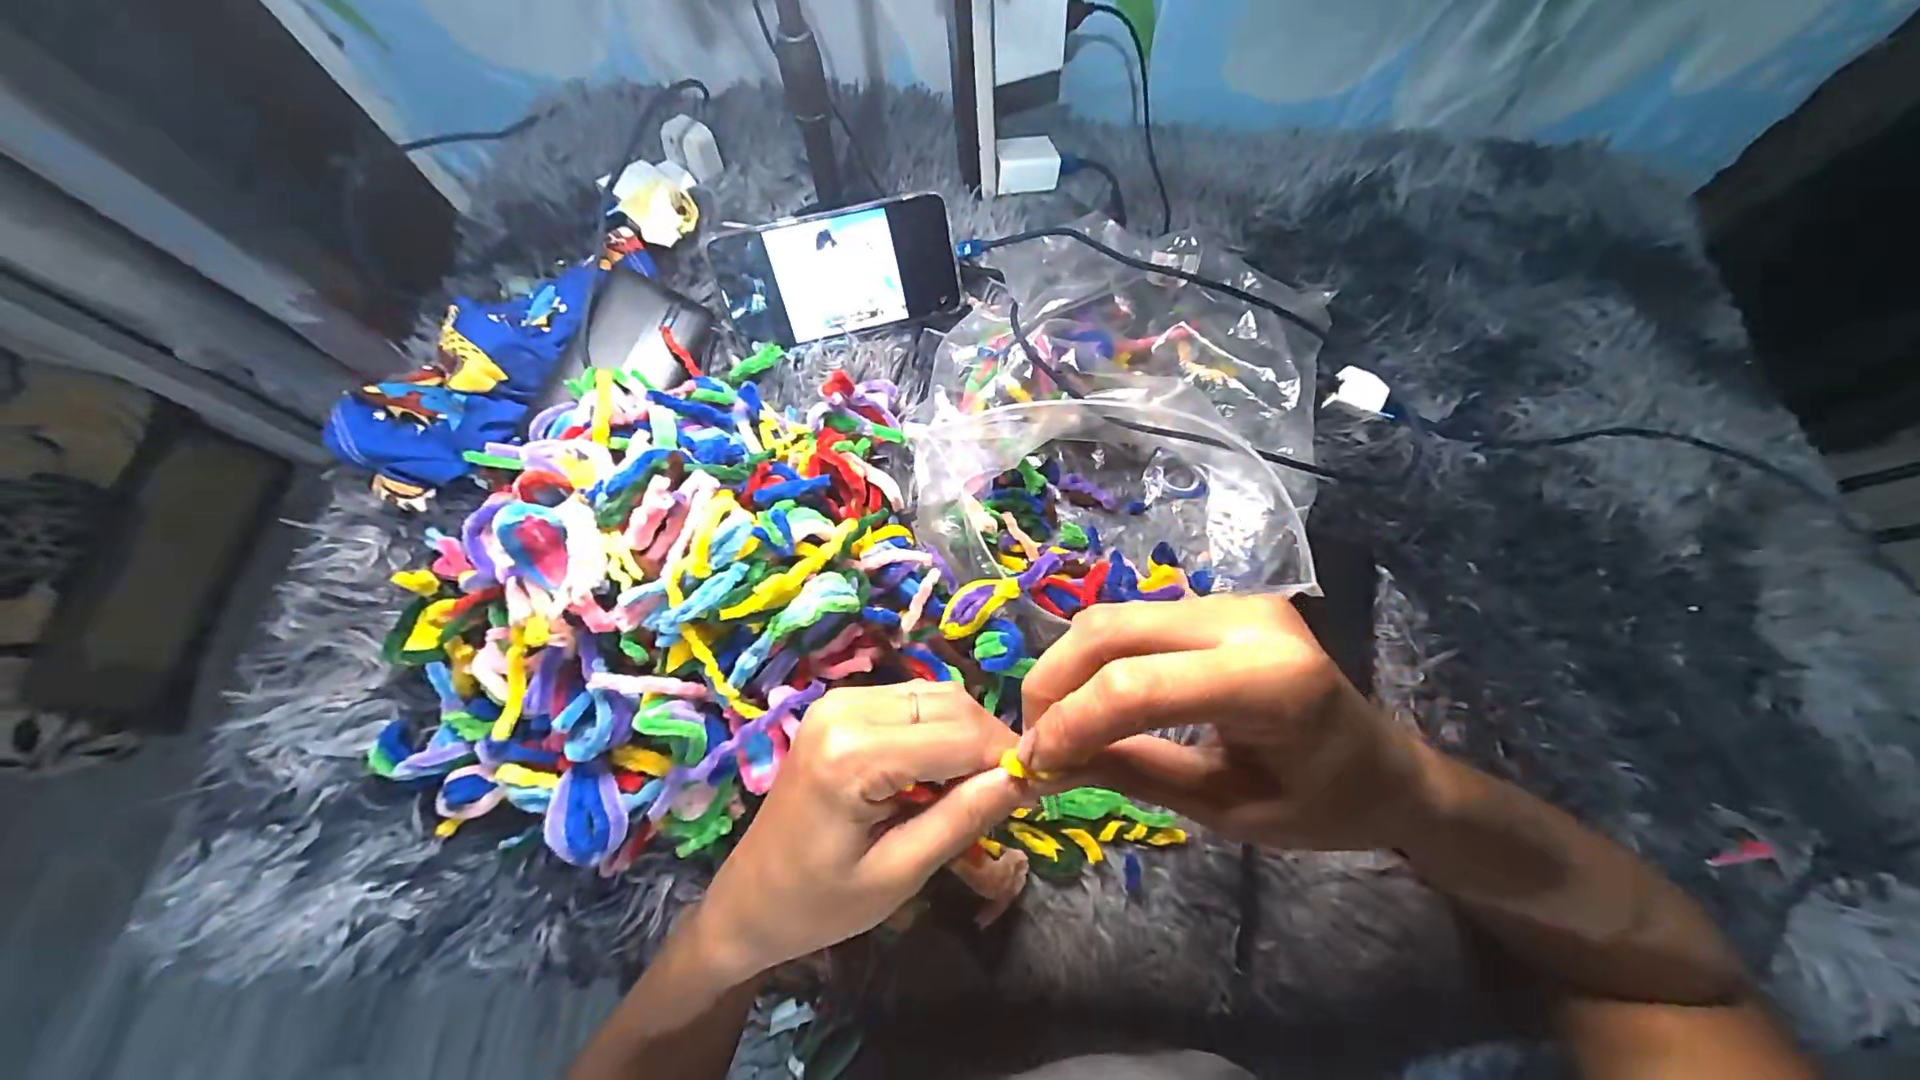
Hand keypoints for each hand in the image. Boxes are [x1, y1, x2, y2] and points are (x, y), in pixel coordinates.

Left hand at [688, 681, 1023, 981]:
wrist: (749, 901)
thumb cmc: (819, 904)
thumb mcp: (900, 872)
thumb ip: (965, 817)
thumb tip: (1027, 776)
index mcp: (853, 753)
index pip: (960, 735)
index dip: (1008, 756)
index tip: (1040, 786)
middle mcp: (845, 707)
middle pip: (950, 703)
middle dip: (988, 742)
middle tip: (1004, 792)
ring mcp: (839, 700)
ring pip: (935, 696)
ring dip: (966, 734)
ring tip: (972, 786)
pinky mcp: (841, 704)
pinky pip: (911, 701)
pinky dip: (938, 729)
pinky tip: (937, 770)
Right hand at [1018, 594, 1432, 851]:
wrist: (1388, 765)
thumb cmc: (1323, 805)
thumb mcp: (1223, 809)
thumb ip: (1130, 772)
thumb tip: (1042, 762)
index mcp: (1270, 680)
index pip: (1136, 686)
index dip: (1071, 722)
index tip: (1032, 763)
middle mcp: (1245, 618)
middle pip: (1110, 631)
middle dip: (1053, 683)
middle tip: (1034, 738)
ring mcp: (1231, 599)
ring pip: (1112, 618)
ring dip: (1067, 668)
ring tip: (1056, 722)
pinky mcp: (1217, 600)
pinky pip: (1132, 621)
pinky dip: (1095, 659)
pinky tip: (1090, 697)